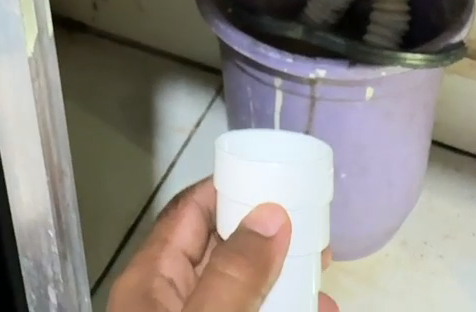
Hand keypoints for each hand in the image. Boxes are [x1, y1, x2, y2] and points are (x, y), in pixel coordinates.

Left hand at [107, 178, 337, 311]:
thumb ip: (233, 274)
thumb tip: (272, 212)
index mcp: (152, 280)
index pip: (190, 211)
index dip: (229, 187)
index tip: (273, 175)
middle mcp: (170, 302)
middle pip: (222, 250)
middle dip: (268, 235)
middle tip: (312, 226)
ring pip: (241, 291)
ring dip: (284, 278)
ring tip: (324, 267)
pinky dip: (283, 309)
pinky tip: (320, 309)